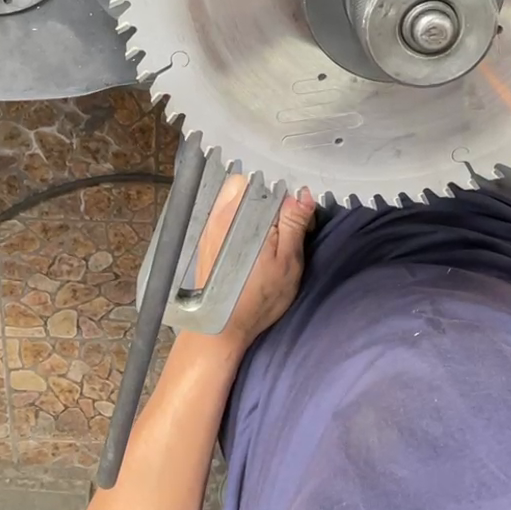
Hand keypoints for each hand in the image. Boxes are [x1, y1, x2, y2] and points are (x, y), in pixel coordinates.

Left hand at [186, 174, 316, 353]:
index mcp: (243, 215)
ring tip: (268, 231)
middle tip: (283, 221)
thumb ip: (294, 224)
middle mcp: (222, 213)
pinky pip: (226, 209)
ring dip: (254, 204)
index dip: (286, 192)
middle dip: (267, 193)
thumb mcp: (287, 262)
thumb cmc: (258, 299)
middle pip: (247, 181)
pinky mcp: (207, 234)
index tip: (298, 212)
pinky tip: (252, 238)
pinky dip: (241, 215)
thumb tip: (303, 193)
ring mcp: (211, 222)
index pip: (266, 181)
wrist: (221, 328)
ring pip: (235, 193)